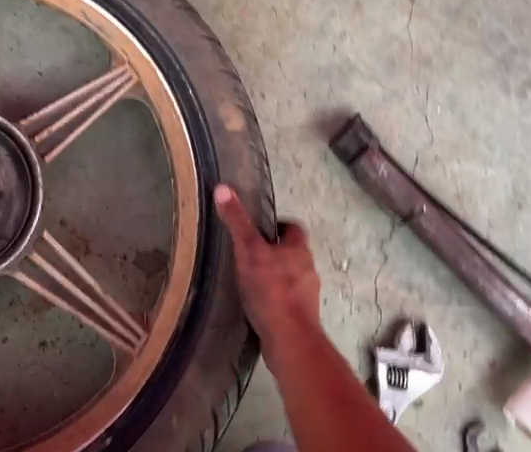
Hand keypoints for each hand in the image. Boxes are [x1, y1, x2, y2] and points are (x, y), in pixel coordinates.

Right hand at [213, 184, 321, 348]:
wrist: (290, 341)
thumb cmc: (271, 290)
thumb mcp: (249, 250)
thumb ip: (236, 221)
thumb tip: (222, 188)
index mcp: (299, 250)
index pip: (294, 228)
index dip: (279, 225)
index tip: (261, 228)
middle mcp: (308, 270)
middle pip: (293, 253)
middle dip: (275, 251)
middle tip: (250, 253)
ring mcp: (307, 296)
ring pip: (291, 277)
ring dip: (275, 277)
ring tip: (250, 280)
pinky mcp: (302, 318)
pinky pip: (288, 301)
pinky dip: (275, 299)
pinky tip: (257, 305)